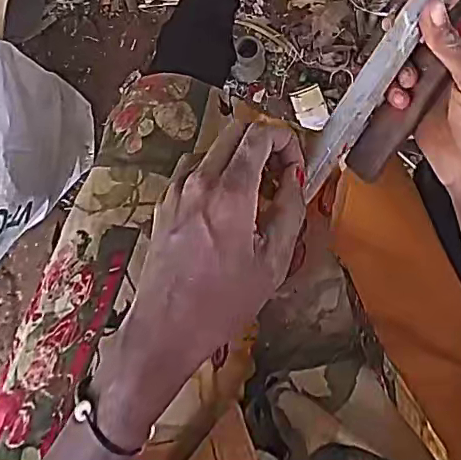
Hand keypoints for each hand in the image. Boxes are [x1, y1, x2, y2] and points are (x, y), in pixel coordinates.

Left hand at [92, 120, 306, 447]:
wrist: (163, 329)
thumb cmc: (221, 303)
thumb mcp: (272, 263)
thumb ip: (290, 211)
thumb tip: (297, 180)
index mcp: (230, 193)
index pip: (260, 135)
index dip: (286, 140)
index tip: (296, 164)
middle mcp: (200, 180)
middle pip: (236, 130)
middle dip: (264, 143)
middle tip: (279, 174)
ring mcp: (177, 188)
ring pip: (214, 147)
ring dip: (239, 157)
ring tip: (254, 194)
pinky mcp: (164, 201)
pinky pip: (195, 169)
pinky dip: (216, 173)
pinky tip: (225, 207)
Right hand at [387, 0, 460, 195]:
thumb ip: (451, 46)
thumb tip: (435, 12)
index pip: (457, 13)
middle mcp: (456, 62)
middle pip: (423, 33)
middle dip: (408, 37)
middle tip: (399, 34)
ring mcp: (434, 81)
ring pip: (405, 58)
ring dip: (401, 69)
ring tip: (408, 83)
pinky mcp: (416, 100)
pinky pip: (396, 84)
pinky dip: (395, 91)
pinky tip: (404, 100)